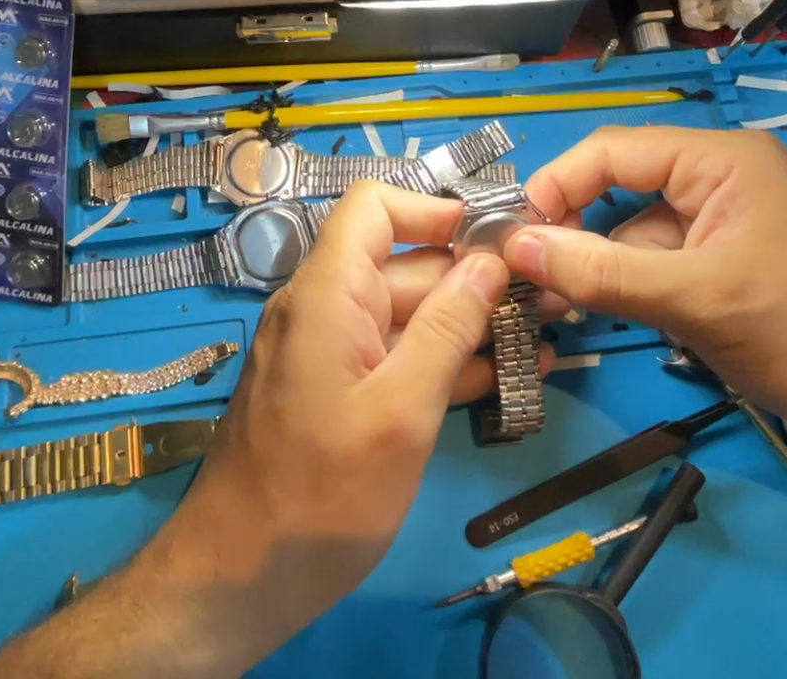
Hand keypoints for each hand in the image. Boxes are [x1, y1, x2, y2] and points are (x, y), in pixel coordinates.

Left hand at [139, 182, 528, 668]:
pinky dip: (443, 361)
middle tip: (546, 299)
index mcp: (328, 293)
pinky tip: (502, 377)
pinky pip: (395, 356)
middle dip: (474, 277)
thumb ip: (446, 329)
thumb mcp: (400, 411)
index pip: (374, 208)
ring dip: (469, 323)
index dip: (435, 211)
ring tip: (542, 339)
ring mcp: (332, 351)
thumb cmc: (320, 495)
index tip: (495, 240)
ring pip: (407, 314)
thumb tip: (488, 262)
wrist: (239, 578)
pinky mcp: (340, 390)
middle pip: (404, 264)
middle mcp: (325, 308)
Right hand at [501, 126, 786, 439]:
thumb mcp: (695, 302)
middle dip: (577, 232)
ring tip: (563, 307)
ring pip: (631, 229)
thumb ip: (602, 272)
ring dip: (599, 265)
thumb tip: (515, 248)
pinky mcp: (720, 254)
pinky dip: (627, 283)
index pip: (613, 150)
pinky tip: (608, 312)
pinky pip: (655, 257)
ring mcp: (719, 216)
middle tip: (533, 278)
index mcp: (720, 159)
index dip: (558, 185)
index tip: (516, 237)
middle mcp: (716, 174)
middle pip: (618, 187)